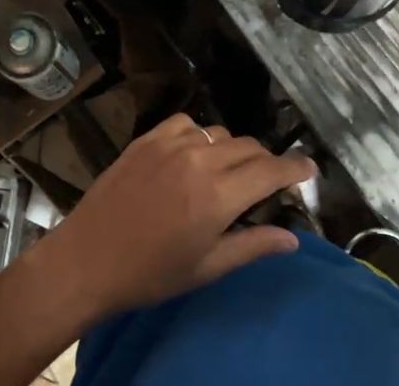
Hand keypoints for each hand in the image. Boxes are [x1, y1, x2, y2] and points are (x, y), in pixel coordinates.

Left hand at [39, 114, 316, 318]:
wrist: (88, 258)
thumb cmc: (151, 273)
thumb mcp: (207, 268)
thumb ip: (252, 246)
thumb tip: (292, 238)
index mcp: (219, 195)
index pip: (270, 170)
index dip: (295, 167)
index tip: (310, 167)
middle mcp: (199, 160)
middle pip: (249, 147)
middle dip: (266, 161)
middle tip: (268, 181)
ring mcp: (171, 144)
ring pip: (219, 134)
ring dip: (233, 150)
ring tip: (228, 172)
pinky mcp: (147, 139)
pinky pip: (186, 124)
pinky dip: (199, 136)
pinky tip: (194, 154)